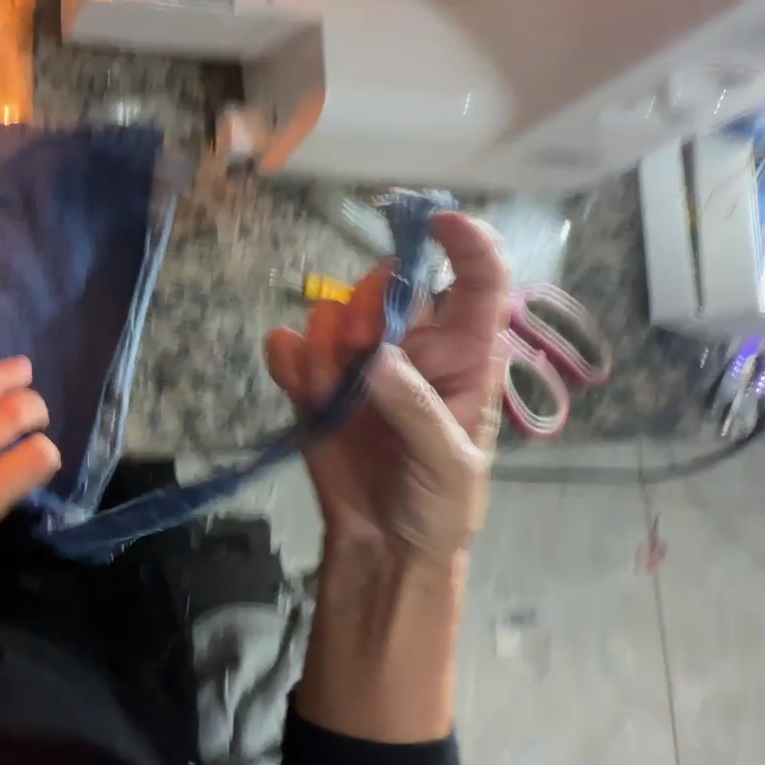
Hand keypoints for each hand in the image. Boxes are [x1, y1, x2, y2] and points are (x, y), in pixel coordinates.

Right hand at [265, 212, 509, 563]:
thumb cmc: (439, 503)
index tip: (436, 222)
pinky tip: (300, 391)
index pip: (478, 282)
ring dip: (325, 350)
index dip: (466, 244)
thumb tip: (377, 357)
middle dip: (367, 312)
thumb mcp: (449, 464)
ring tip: (333, 396)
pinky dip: (286, 361)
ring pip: (331, 313)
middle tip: (361, 355)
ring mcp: (357, 361)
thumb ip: (417, 409)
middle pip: (385, 288)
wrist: (382, 542)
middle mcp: (411, 346)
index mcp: (465, 356)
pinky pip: (289, 346)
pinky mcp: (313, 379)